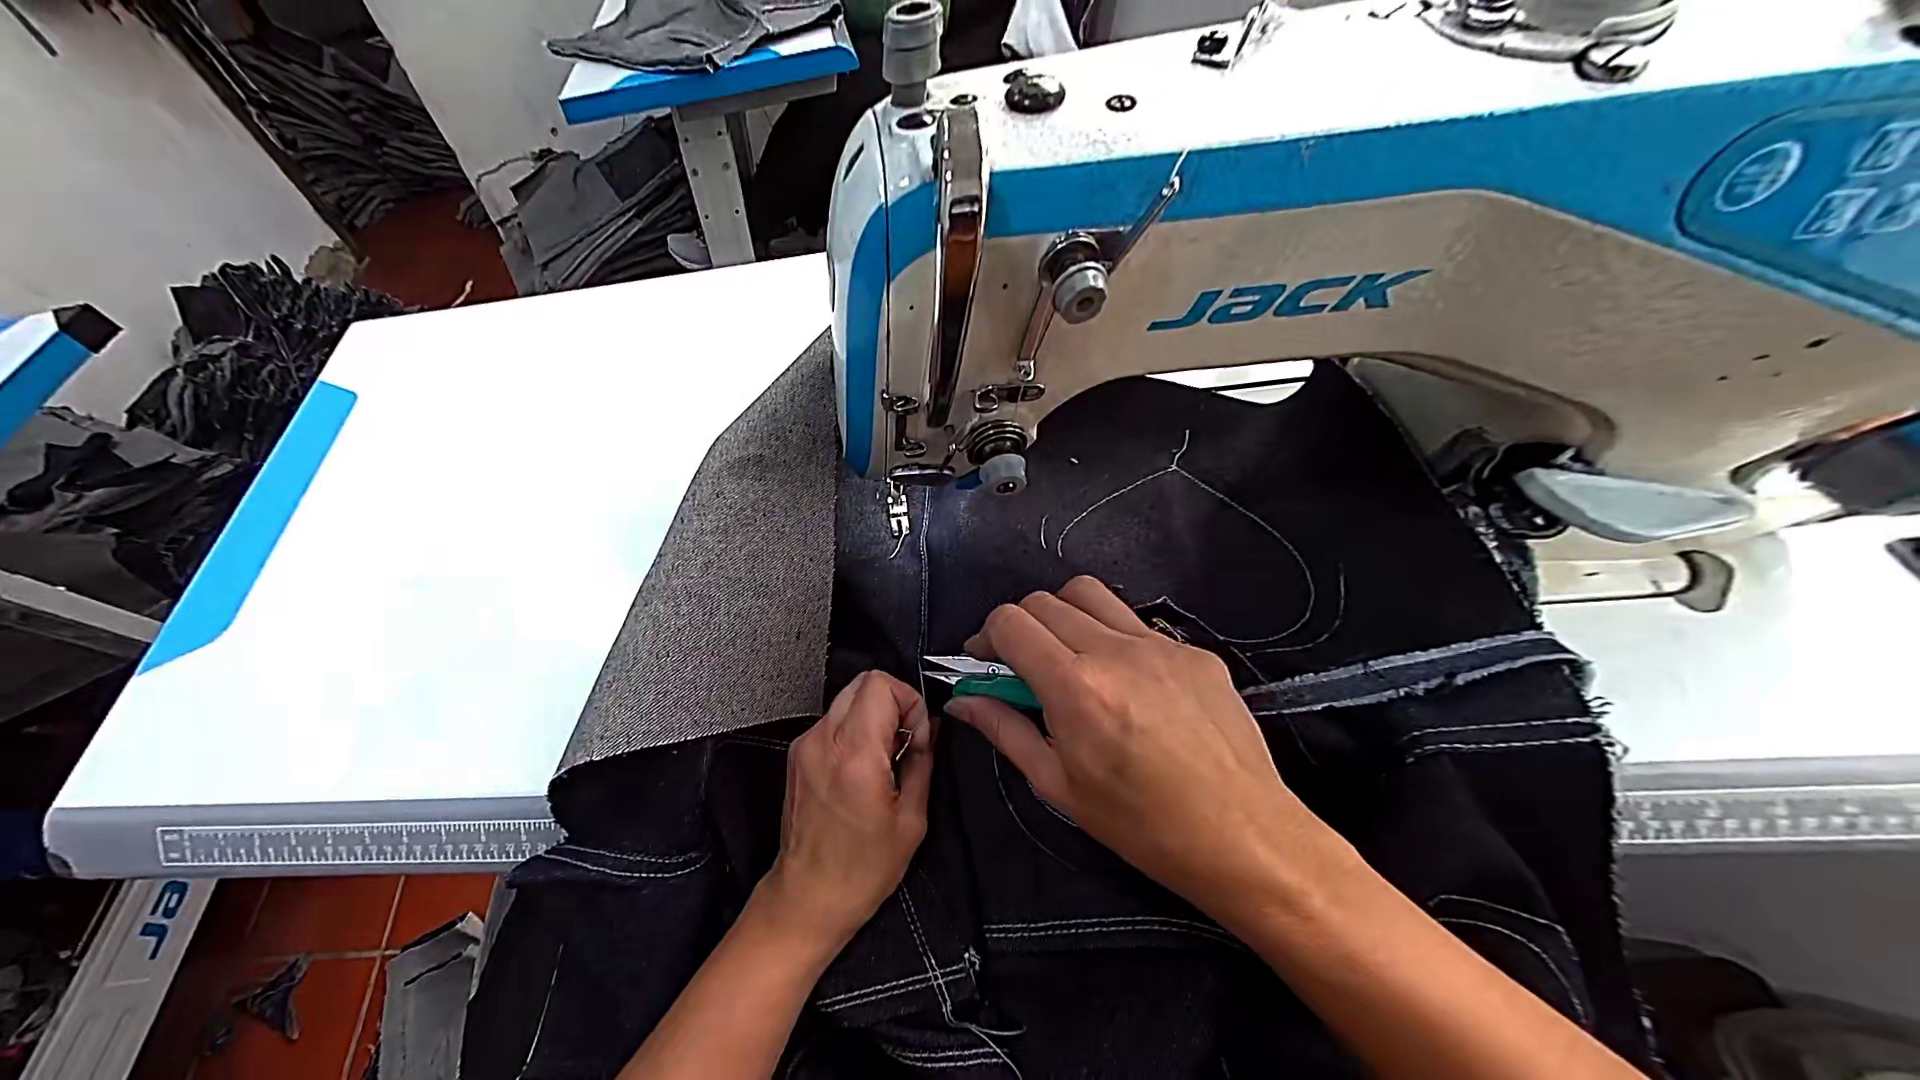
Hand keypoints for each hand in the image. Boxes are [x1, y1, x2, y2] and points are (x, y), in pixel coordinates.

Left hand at [756, 671, 936, 947]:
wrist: (808, 897)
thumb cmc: (860, 870)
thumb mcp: (911, 818)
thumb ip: (922, 760)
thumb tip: (931, 728)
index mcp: (855, 756)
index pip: (881, 685)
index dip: (909, 701)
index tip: (917, 734)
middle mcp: (823, 742)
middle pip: (864, 681)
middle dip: (893, 702)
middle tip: (905, 739)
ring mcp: (805, 745)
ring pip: (848, 696)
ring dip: (874, 714)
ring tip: (886, 755)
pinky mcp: (798, 754)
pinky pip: (834, 718)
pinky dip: (855, 727)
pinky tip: (864, 764)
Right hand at [945, 576, 1345, 922]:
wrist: (1243, 836)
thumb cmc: (1142, 825)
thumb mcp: (1058, 785)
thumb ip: (1005, 730)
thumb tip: (962, 703)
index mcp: (1075, 686)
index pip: (1010, 622)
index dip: (986, 637)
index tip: (985, 662)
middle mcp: (1115, 651)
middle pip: (1043, 600)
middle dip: (1020, 626)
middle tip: (1022, 665)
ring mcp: (1160, 644)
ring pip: (1089, 593)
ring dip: (1062, 615)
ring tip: (1067, 657)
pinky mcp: (1194, 650)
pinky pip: (1136, 622)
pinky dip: (1112, 636)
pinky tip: (1124, 681)